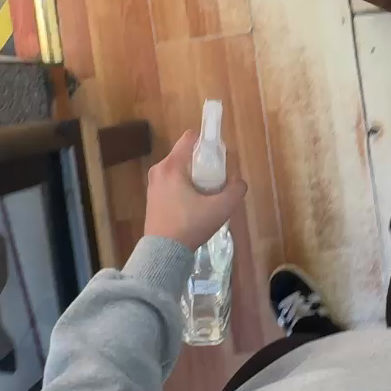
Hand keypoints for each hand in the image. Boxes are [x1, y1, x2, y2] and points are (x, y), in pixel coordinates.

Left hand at [143, 130, 247, 250]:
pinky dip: (183, 186)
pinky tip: (192, 205)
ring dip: (193, 176)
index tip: (218, 159)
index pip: (190, 137)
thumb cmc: (190, 225)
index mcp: (172, 166)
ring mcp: (153, 184)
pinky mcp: (151, 197)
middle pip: (185, 154)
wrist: (163, 253)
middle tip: (215, 180)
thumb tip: (239, 182)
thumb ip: (236, 190)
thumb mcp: (221, 208)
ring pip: (178, 169)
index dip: (207, 143)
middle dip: (202, 163)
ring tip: (205, 195)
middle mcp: (159, 170)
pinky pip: (171, 182)